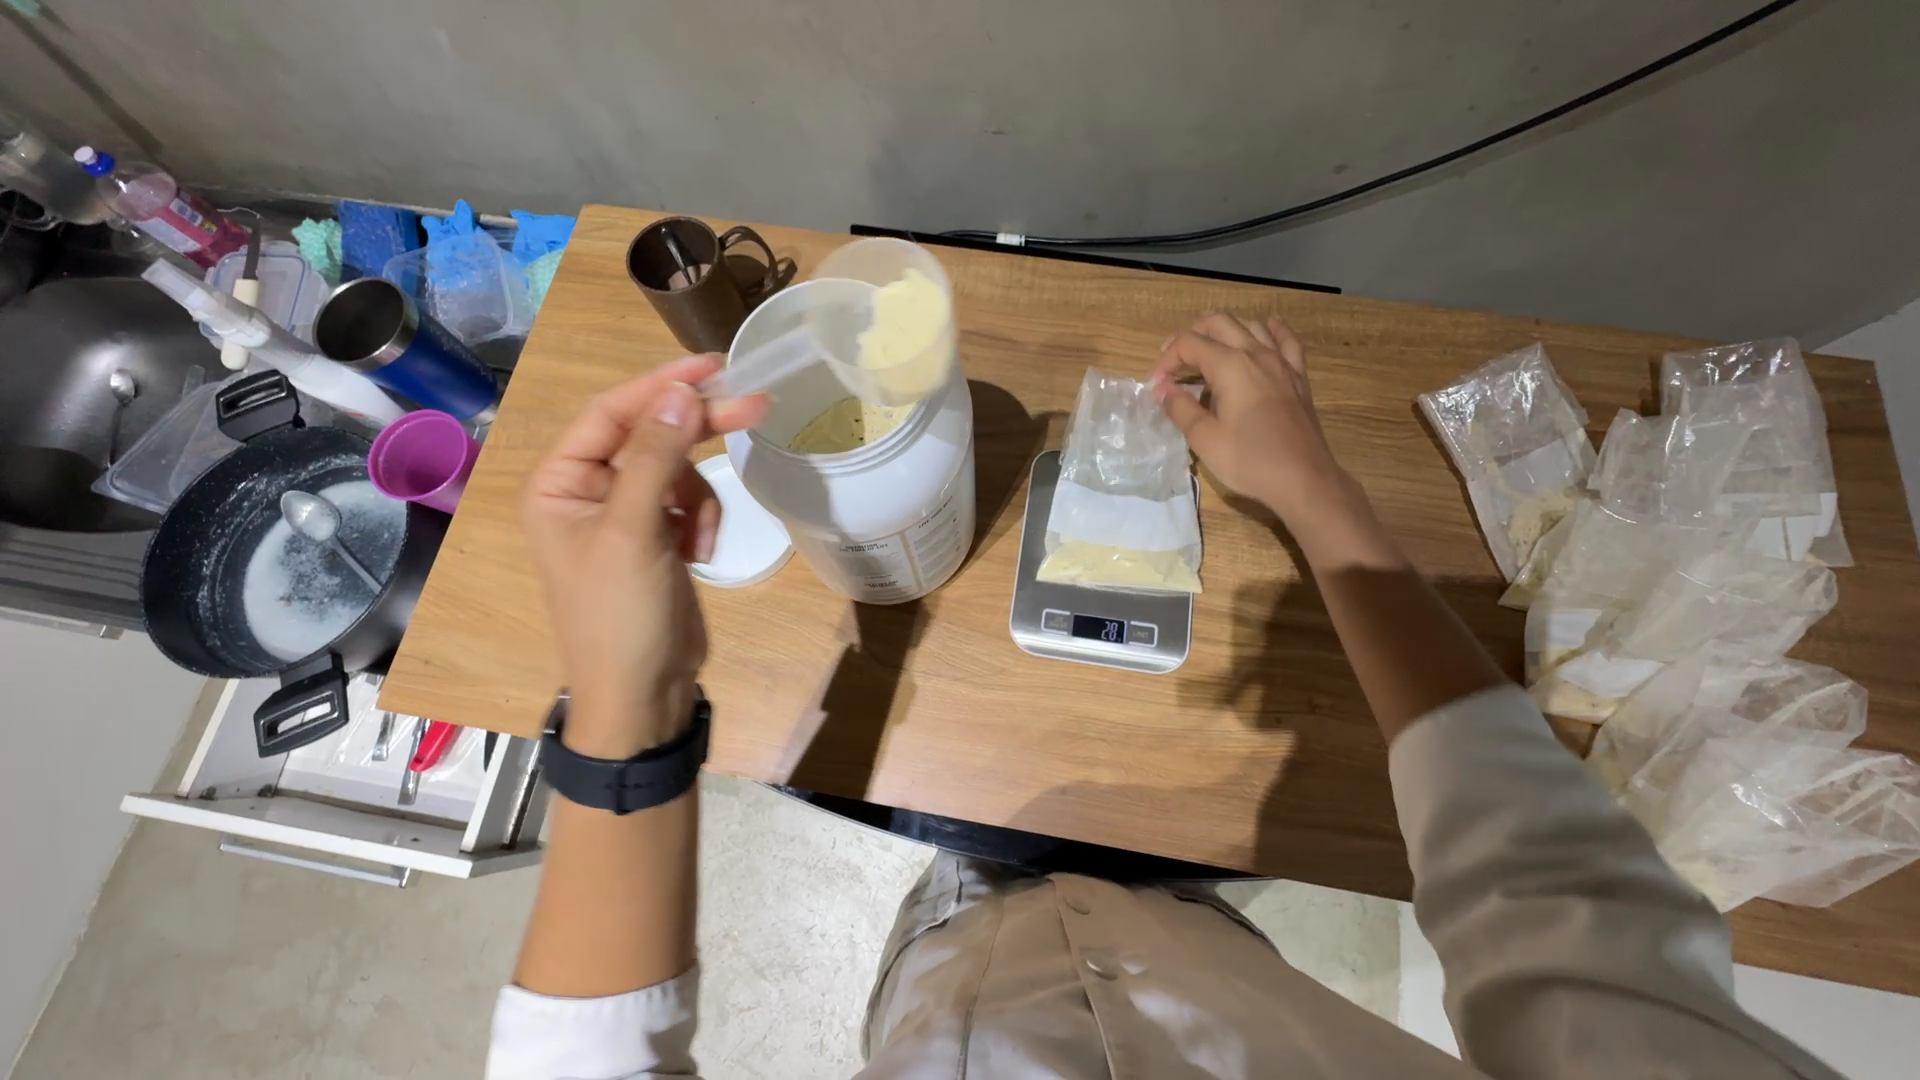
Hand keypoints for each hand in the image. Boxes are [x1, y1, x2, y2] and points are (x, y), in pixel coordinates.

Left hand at [522, 354, 767, 754]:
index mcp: (560, 483)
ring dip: (699, 498)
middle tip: (756, 404)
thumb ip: (654, 457)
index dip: (663, 384)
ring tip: (698, 540)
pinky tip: (699, 555)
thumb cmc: (619, 615)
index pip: (612, 412)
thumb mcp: (633, 532)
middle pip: (650, 435)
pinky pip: (689, 504)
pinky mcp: (657, 538)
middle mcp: (587, 491)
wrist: (642, 693)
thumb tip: (681, 391)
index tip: (716, 366)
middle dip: (698, 428)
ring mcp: (625, 515)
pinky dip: (702, 522)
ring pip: (677, 470)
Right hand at [1151, 314, 1350, 527]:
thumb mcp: (1204, 439)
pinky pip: (1285, 340)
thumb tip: (1162, 389)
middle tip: (1175, 364)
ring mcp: (1281, 362)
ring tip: (1209, 354)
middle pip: (1218, 324)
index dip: (1166, 360)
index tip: (1157, 386)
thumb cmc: (1249, 461)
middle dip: (1191, 337)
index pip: (1189, 344)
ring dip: (1224, 332)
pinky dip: (1270, 330)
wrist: (1303, 479)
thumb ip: (1180, 408)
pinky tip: (1264, 329)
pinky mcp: (1297, 376)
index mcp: (1230, 366)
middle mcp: (1256, 354)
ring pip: (1250, 326)